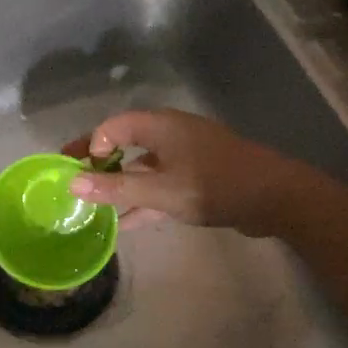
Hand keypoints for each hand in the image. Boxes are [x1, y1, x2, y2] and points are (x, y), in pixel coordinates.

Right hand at [63, 109, 313, 234]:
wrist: (276, 199)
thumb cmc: (214, 186)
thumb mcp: (160, 191)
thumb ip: (116, 188)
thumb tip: (71, 184)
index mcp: (159, 125)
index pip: (112, 126)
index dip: (90, 144)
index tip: (75, 170)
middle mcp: (170, 134)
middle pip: (124, 143)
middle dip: (98, 163)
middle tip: (72, 179)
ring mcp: (185, 155)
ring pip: (142, 166)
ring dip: (119, 184)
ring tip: (93, 204)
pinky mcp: (198, 177)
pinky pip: (160, 184)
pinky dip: (142, 199)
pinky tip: (125, 223)